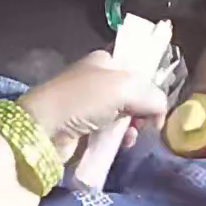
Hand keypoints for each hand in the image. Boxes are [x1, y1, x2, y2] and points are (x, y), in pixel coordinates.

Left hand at [17, 51, 169, 161]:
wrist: (44, 129)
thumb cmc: (84, 100)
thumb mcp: (125, 88)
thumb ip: (152, 95)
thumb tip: (161, 111)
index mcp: (104, 61)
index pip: (136, 68)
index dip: (150, 84)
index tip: (158, 102)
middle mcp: (96, 80)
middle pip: (132, 94)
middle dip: (143, 109)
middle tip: (147, 121)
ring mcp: (89, 105)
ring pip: (123, 115)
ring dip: (133, 126)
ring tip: (133, 135)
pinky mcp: (83, 128)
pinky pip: (110, 132)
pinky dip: (119, 139)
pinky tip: (123, 144)